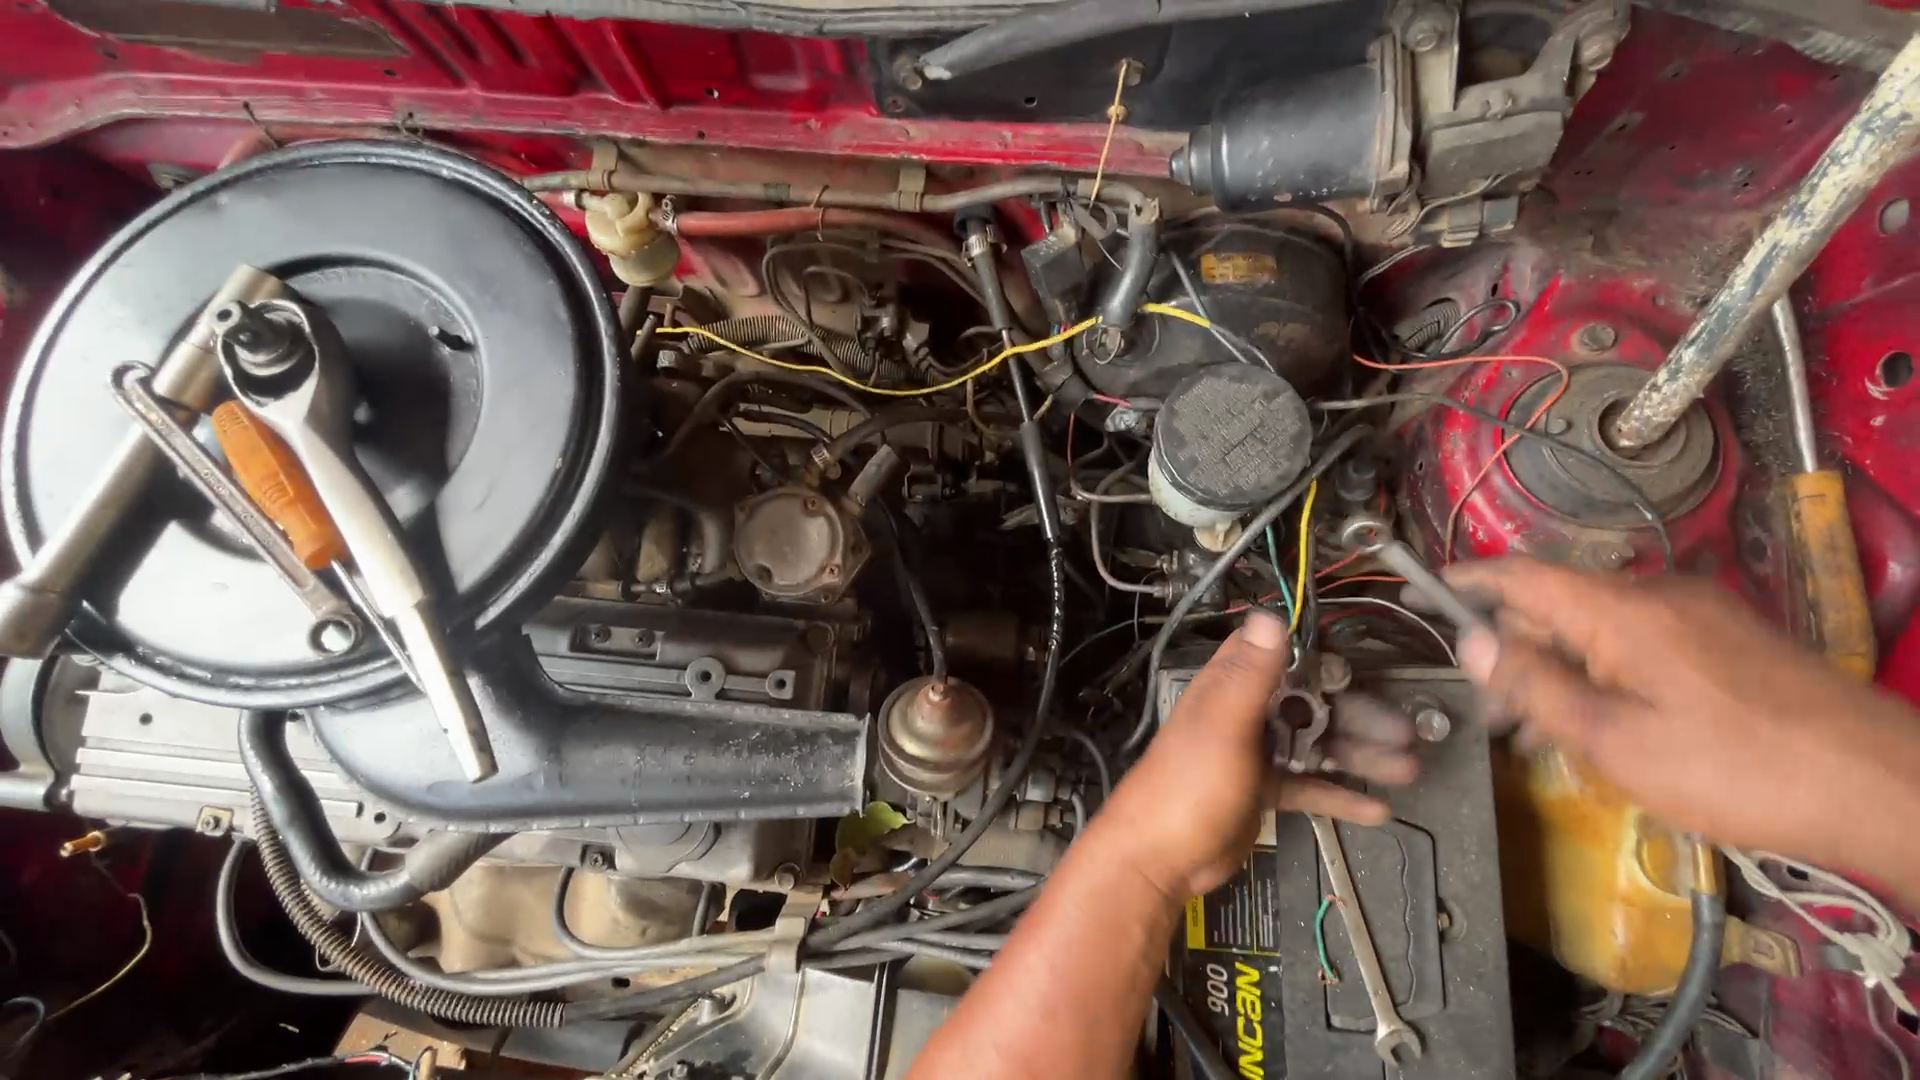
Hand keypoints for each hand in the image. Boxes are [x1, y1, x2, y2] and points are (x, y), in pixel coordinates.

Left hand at [1097, 610, 1418, 901]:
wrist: (1161, 857)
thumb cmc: (1190, 784)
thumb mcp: (1223, 725)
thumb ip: (1250, 674)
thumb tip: (1269, 617)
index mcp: (1229, 689)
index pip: (1279, 658)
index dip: (1319, 662)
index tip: (1360, 674)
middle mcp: (1244, 714)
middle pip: (1309, 704)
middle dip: (1357, 716)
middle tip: (1406, 734)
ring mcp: (1254, 754)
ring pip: (1314, 744)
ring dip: (1358, 754)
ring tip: (1408, 769)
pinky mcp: (1262, 791)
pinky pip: (1307, 785)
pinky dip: (1338, 794)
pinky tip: (1377, 808)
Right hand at [1447, 557, 1919, 892]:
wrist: (1895, 793)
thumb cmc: (1737, 769)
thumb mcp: (1613, 737)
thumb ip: (1534, 684)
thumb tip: (1471, 641)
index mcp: (1620, 611)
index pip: (1519, 575)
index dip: (1463, 579)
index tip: (1419, 590)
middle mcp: (1655, 597)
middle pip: (1554, 604)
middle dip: (1507, 645)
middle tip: (1481, 702)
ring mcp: (1695, 616)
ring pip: (1592, 628)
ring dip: (1552, 666)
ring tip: (1532, 727)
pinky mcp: (1723, 641)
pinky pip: (1634, 642)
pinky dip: (1596, 671)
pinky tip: (1592, 720)